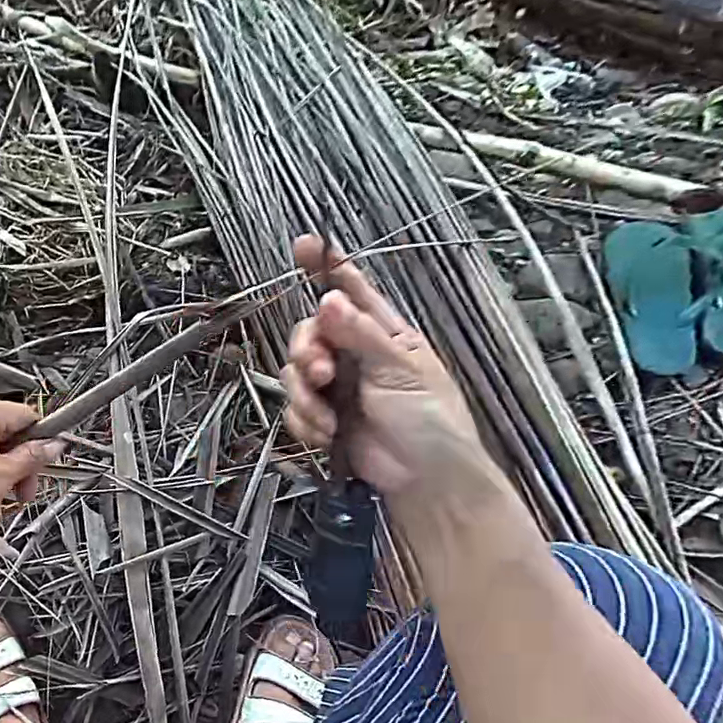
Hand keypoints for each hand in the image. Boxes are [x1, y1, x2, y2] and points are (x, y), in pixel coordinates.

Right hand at [281, 235, 500, 504]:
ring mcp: (334, 387)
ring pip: (293, 374)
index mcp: (380, 333)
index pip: (350, 290)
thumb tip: (328, 300)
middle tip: (321, 374)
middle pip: (307, 334)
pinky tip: (327, 436)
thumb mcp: (401, 369)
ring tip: (329, 419)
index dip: (326, 266)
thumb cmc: (428, 418)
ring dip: (306, 398)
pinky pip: (293, 409)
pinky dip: (305, 423)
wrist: (421, 478)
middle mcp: (352, 354)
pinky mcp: (320, 417)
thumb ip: (361, 334)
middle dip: (307, 354)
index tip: (303, 245)